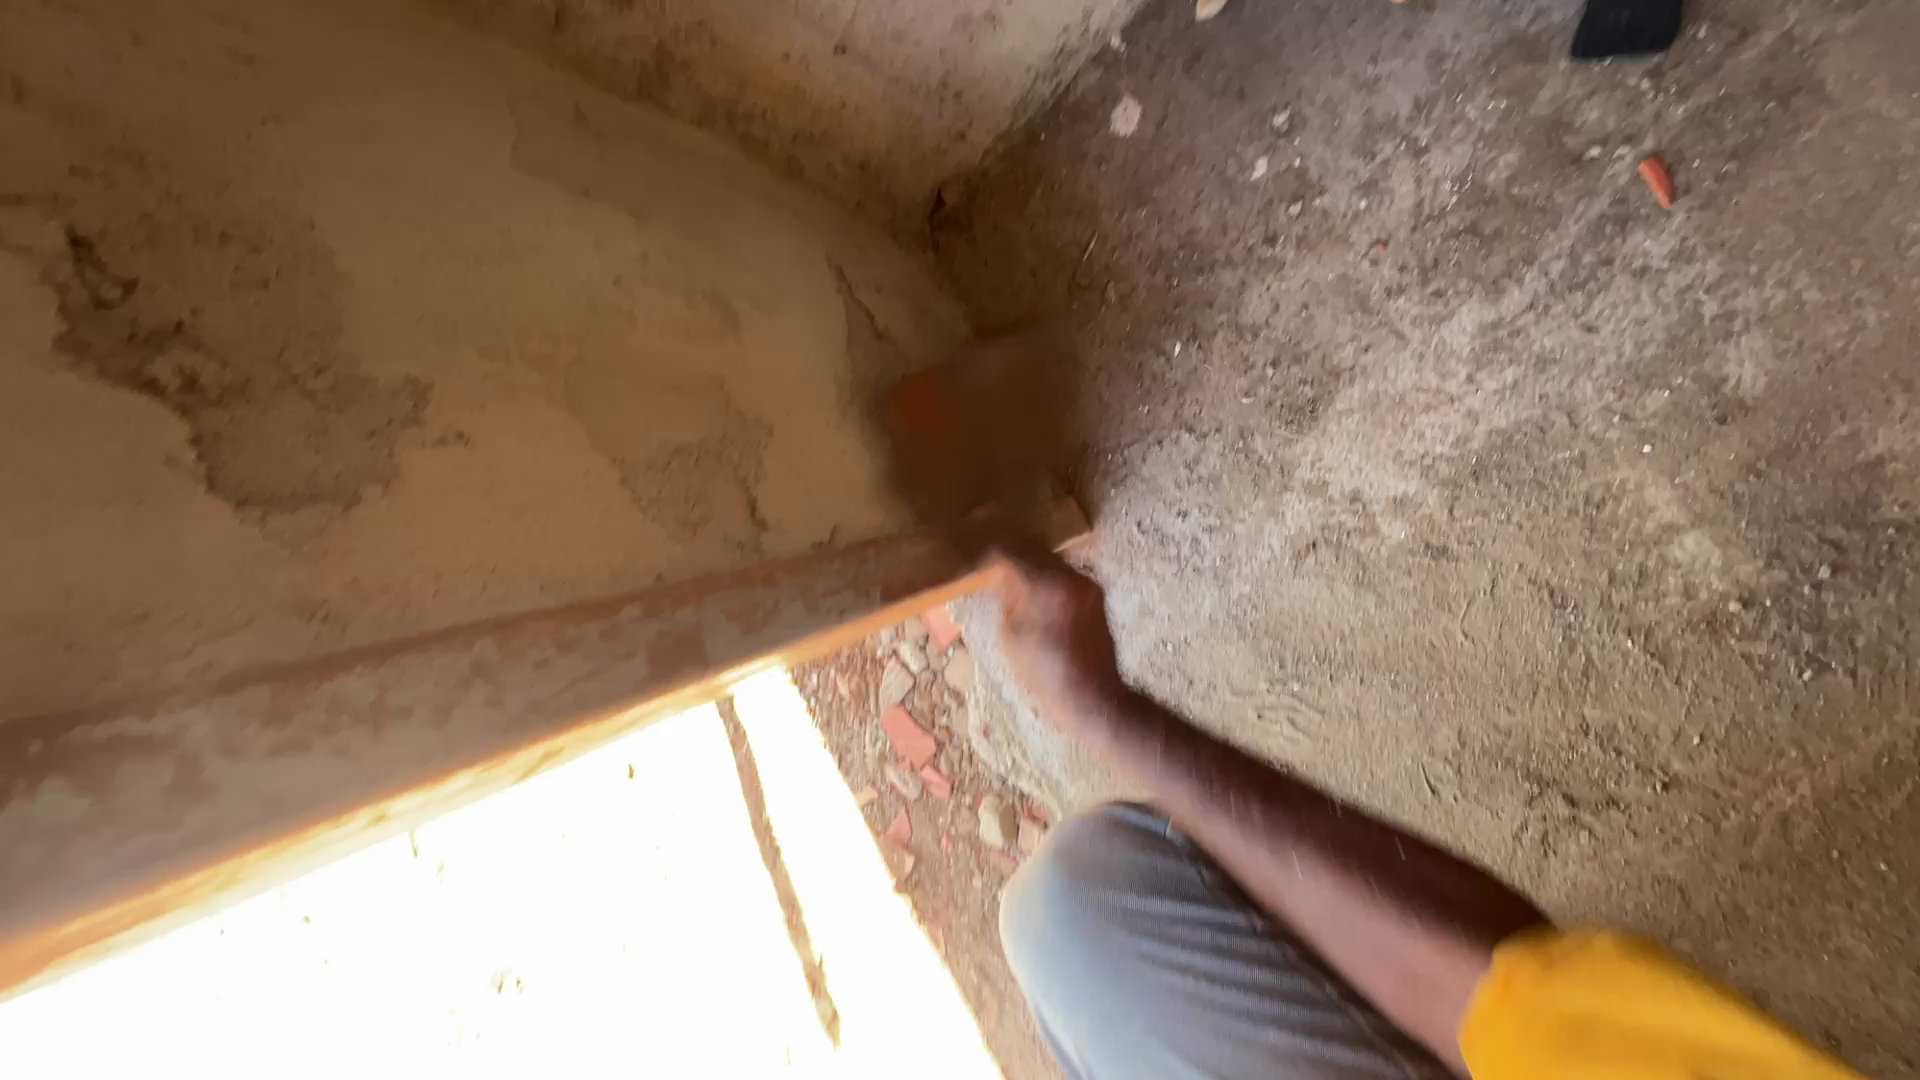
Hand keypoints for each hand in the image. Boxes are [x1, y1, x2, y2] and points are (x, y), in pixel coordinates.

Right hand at [986, 541, 1127, 736]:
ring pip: (1049, 559)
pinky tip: (1029, 585)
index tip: (969, 540)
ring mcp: (1086, 583)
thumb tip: (997, 575)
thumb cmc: (1044, 672)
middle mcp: (1070, 575)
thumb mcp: (1011, 634)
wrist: (1092, 695)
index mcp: (1046, 582)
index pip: (1009, 549)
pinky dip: (1043, 573)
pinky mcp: (1094, 595)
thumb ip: (1006, 596)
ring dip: (1026, 558)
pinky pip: (1062, 574)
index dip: (985, 544)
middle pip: (1032, 547)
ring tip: (1004, 565)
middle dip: (1007, 546)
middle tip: (983, 545)